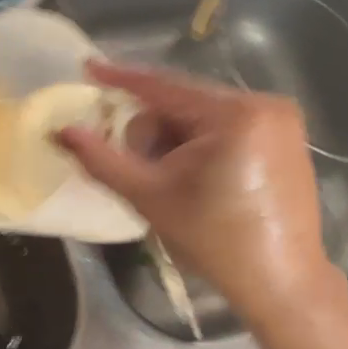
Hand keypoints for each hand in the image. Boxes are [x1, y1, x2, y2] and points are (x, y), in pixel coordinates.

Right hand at [57, 60, 332, 315]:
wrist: (281, 282)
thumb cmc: (213, 239)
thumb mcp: (148, 196)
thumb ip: (101, 159)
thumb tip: (61, 131)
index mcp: (235, 113)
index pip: (163, 87)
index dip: (120, 79)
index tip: (88, 67)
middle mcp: (264, 103)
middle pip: (182, 102)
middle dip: (153, 130)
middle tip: (141, 170)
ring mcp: (280, 119)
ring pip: (201, 115)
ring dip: (174, 140)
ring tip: (170, 181)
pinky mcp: (286, 137)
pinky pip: (225, 126)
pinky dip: (198, 144)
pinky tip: (193, 179)